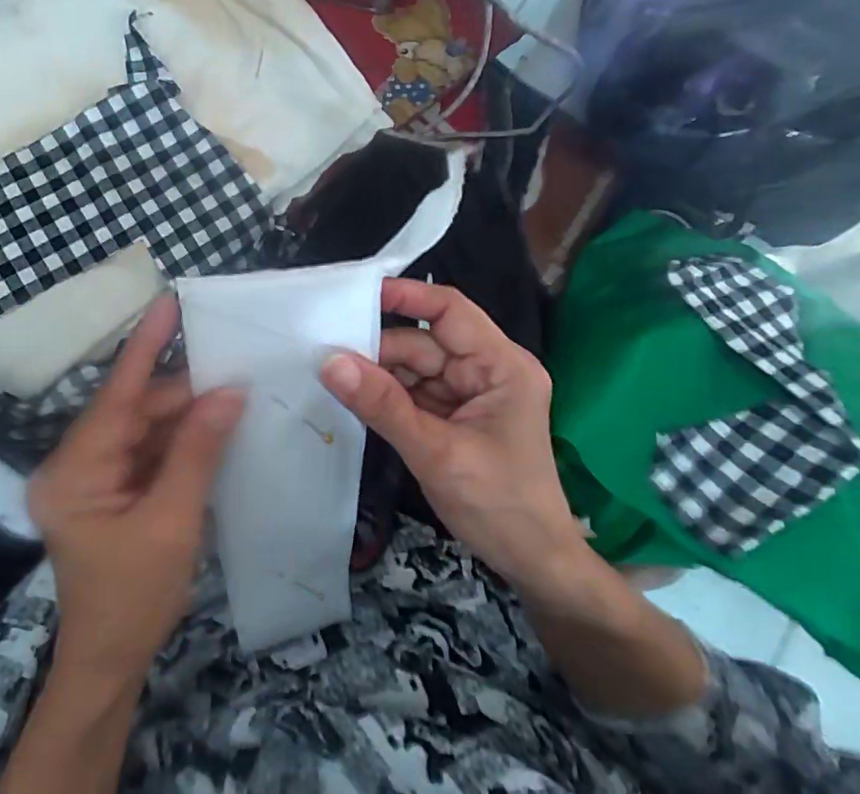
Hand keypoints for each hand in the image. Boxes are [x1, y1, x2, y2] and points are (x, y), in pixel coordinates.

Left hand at [28, 296, 244, 681]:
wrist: (110, 663)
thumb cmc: (134, 598)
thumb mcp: (172, 521)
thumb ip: (198, 450)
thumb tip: (230, 392)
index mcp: (73, 471)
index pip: (117, 395)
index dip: (146, 347)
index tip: (168, 302)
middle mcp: (75, 464)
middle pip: (136, 410)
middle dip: (183, 390)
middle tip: (234, 362)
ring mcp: (92, 477)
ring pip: (146, 428)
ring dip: (187, 414)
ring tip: (233, 388)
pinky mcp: (110, 489)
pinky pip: (149, 450)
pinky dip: (181, 440)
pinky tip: (216, 424)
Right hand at [319, 279, 592, 608]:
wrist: (534, 563)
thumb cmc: (499, 505)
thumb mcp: (437, 453)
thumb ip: (383, 406)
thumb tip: (330, 362)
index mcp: (501, 366)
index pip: (450, 311)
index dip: (407, 297)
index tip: (356, 297)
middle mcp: (488, 371)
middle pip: (424, 344)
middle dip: (379, 351)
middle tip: (325, 356)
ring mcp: (472, 395)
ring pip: (415, 370)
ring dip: (379, 377)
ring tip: (331, 379)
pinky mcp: (457, 417)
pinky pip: (415, 395)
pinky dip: (388, 399)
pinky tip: (355, 401)